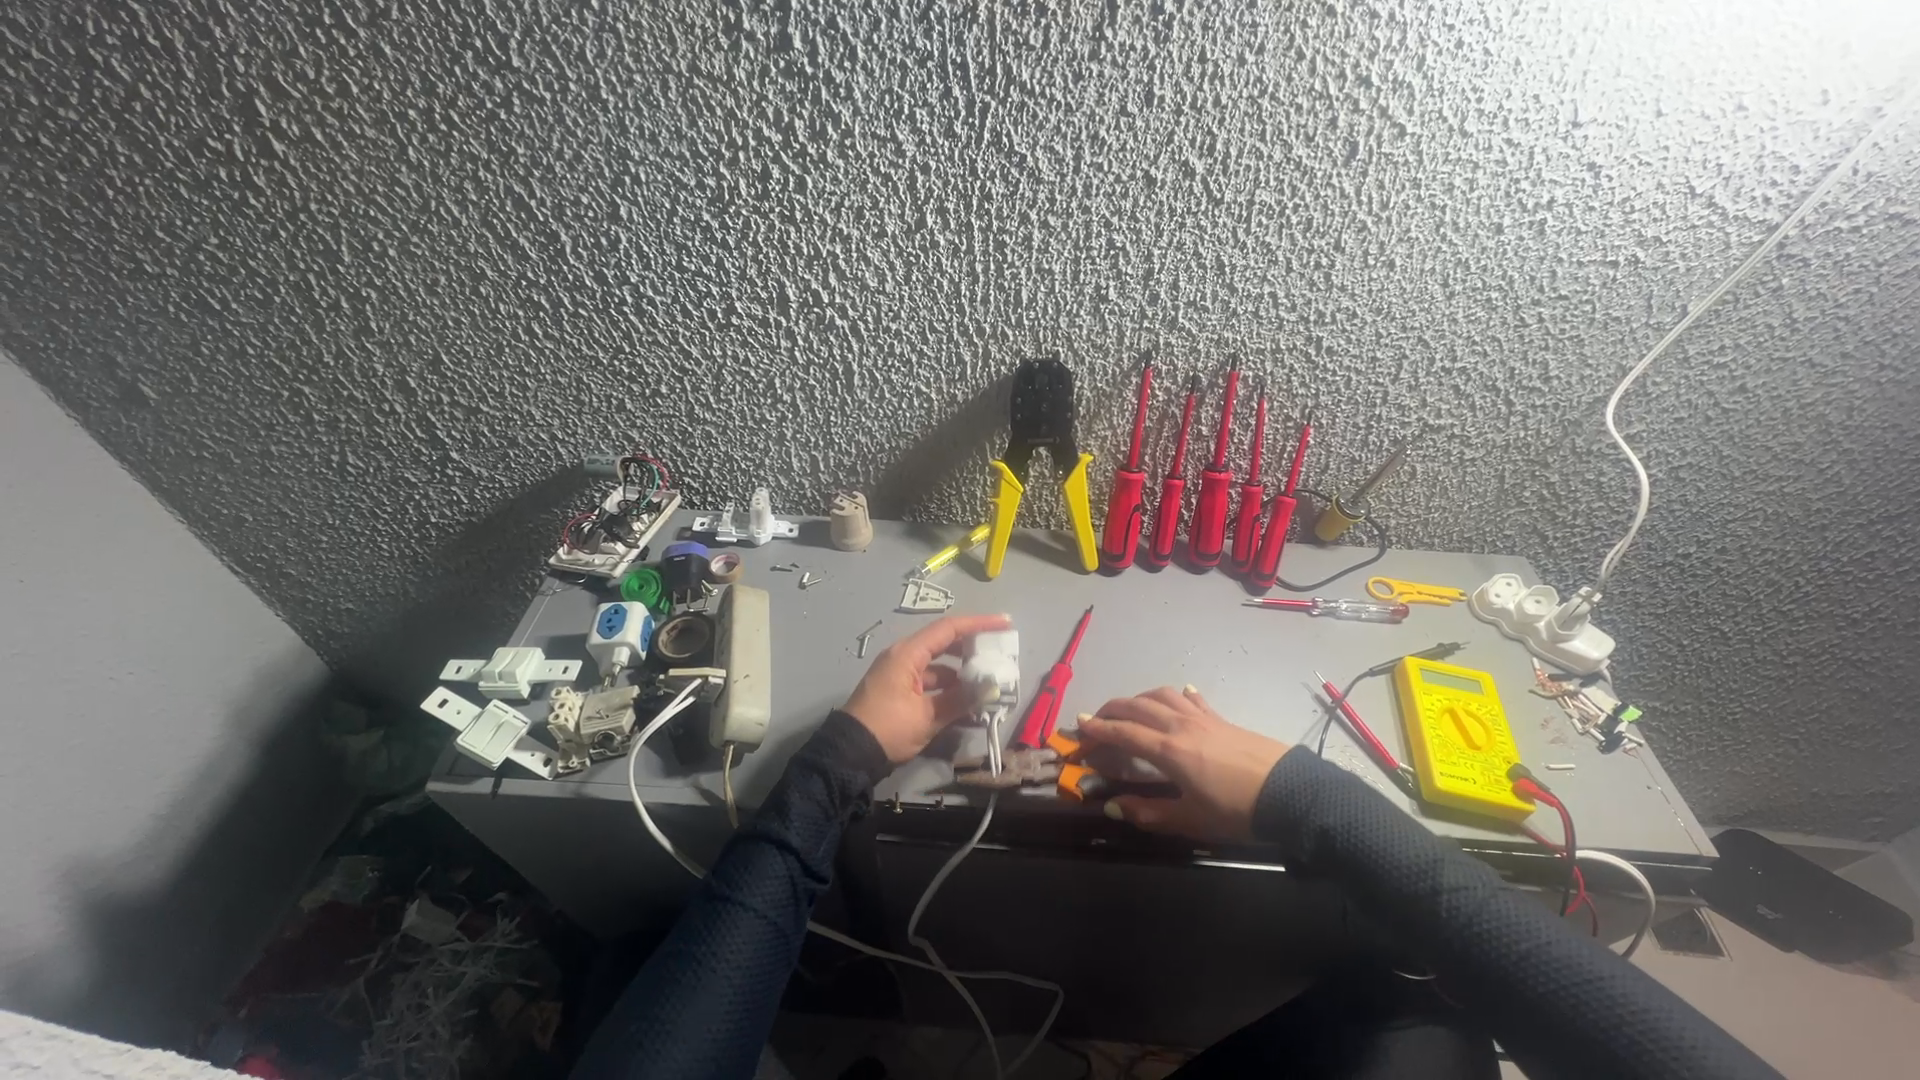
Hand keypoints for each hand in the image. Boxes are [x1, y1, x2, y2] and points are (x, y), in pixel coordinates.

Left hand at [842, 614, 1013, 763]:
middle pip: (943, 643)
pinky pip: (929, 683)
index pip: (948, 629)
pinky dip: (948, 690)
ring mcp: (899, 675)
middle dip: (971, 648)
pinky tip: (966, 704)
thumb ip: (960, 699)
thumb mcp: (927, 716)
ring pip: (937, 666)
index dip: (978, 624)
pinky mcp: (898, 692)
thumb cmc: (888, 728)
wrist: (850, 755)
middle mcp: (903, 657)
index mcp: (907, 654)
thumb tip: (989, 688)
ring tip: (987, 685)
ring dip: (961, 674)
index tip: (1004, 623)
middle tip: (997, 654)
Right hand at [1077, 685, 1289, 841]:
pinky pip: (1192, 699)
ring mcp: (1202, 718)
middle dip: (1110, 710)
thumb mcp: (1190, 820)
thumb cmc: (1237, 812)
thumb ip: (1148, 813)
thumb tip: (1110, 805)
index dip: (1097, 731)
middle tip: (1095, 720)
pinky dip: (1177, 695)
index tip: (1078, 729)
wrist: (1291, 794)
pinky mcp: (1222, 718)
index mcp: (1168, 750)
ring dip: (1138, 698)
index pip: (1123, 733)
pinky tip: (1178, 696)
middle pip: (1136, 706)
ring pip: (1161, 695)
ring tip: (1129, 710)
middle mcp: (1180, 726)